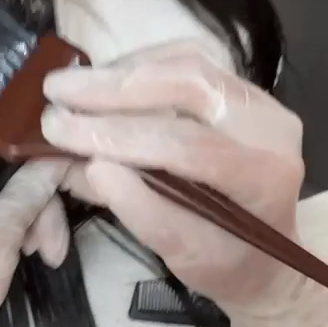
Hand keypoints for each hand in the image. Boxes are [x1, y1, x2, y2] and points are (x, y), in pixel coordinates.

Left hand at [0, 159, 68, 326]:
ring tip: (43, 257)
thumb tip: (59, 155)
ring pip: (8, 206)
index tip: (64, 200)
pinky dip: (15, 239)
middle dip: (39, 214)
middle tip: (53, 250)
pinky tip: (26, 256)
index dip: (41, 175)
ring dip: (32, 229)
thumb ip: (34, 187)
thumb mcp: (5, 227)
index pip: (8, 154)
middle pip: (11, 183)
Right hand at [41, 41, 327, 326]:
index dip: (118, 134)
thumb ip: (141, 212)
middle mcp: (271, 126)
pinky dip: (140, 67)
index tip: (58, 129)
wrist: (267, 257)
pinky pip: (188, 62)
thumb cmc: (224, 264)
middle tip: (56, 91)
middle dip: (114, 86)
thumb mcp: (182, 255)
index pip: (186, 143)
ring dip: (123, 71)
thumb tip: (89, 167)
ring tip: (72, 86)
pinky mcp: (242, 90)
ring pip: (187, 62)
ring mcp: (261, 101)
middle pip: (189, 83)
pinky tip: (103, 82)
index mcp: (264, 175)